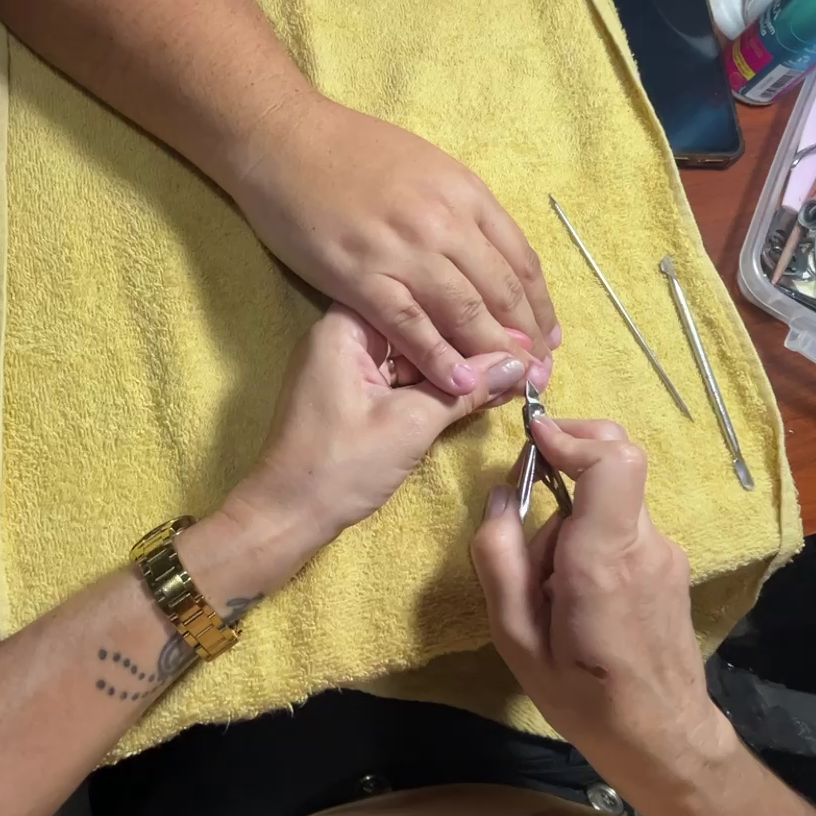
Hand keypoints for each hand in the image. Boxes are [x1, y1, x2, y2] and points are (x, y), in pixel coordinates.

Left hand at [211, 305, 525, 595]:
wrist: (287, 515)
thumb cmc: (341, 464)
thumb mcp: (411, 423)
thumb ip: (466, 388)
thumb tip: (521, 362)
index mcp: (345, 326)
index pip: (416, 300)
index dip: (470, 314)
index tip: (522, 330)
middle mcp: (344, 334)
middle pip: (418, 324)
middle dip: (470, 344)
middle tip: (529, 355)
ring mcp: (348, 363)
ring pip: (415, 352)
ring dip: (458, 367)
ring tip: (515, 375)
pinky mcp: (354, 390)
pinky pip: (403, 376)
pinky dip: (437, 385)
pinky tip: (481, 391)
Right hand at [226, 95, 558, 395]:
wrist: (283, 140)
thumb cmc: (348, 147)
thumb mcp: (423, 164)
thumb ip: (457, 207)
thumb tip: (484, 251)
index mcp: (464, 192)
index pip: (519, 260)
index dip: (539, 306)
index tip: (549, 337)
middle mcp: (444, 222)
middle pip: (500, 292)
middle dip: (527, 339)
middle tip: (540, 375)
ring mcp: (403, 251)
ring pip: (464, 312)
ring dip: (493, 354)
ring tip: (511, 386)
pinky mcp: (361, 277)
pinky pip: (410, 325)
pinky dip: (439, 358)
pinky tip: (459, 384)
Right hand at [471, 416, 738, 806]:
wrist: (663, 739)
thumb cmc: (581, 695)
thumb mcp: (513, 636)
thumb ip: (498, 556)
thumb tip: (502, 494)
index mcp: (603, 559)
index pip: (612, 461)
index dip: (570, 436)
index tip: (534, 437)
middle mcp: (644, 543)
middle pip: (611, 462)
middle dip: (563, 463)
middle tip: (526, 497)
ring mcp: (664, 550)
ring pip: (609, 495)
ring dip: (570, 513)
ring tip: (547, 581)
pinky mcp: (668, 560)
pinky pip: (620, 520)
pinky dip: (588, 530)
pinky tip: (572, 588)